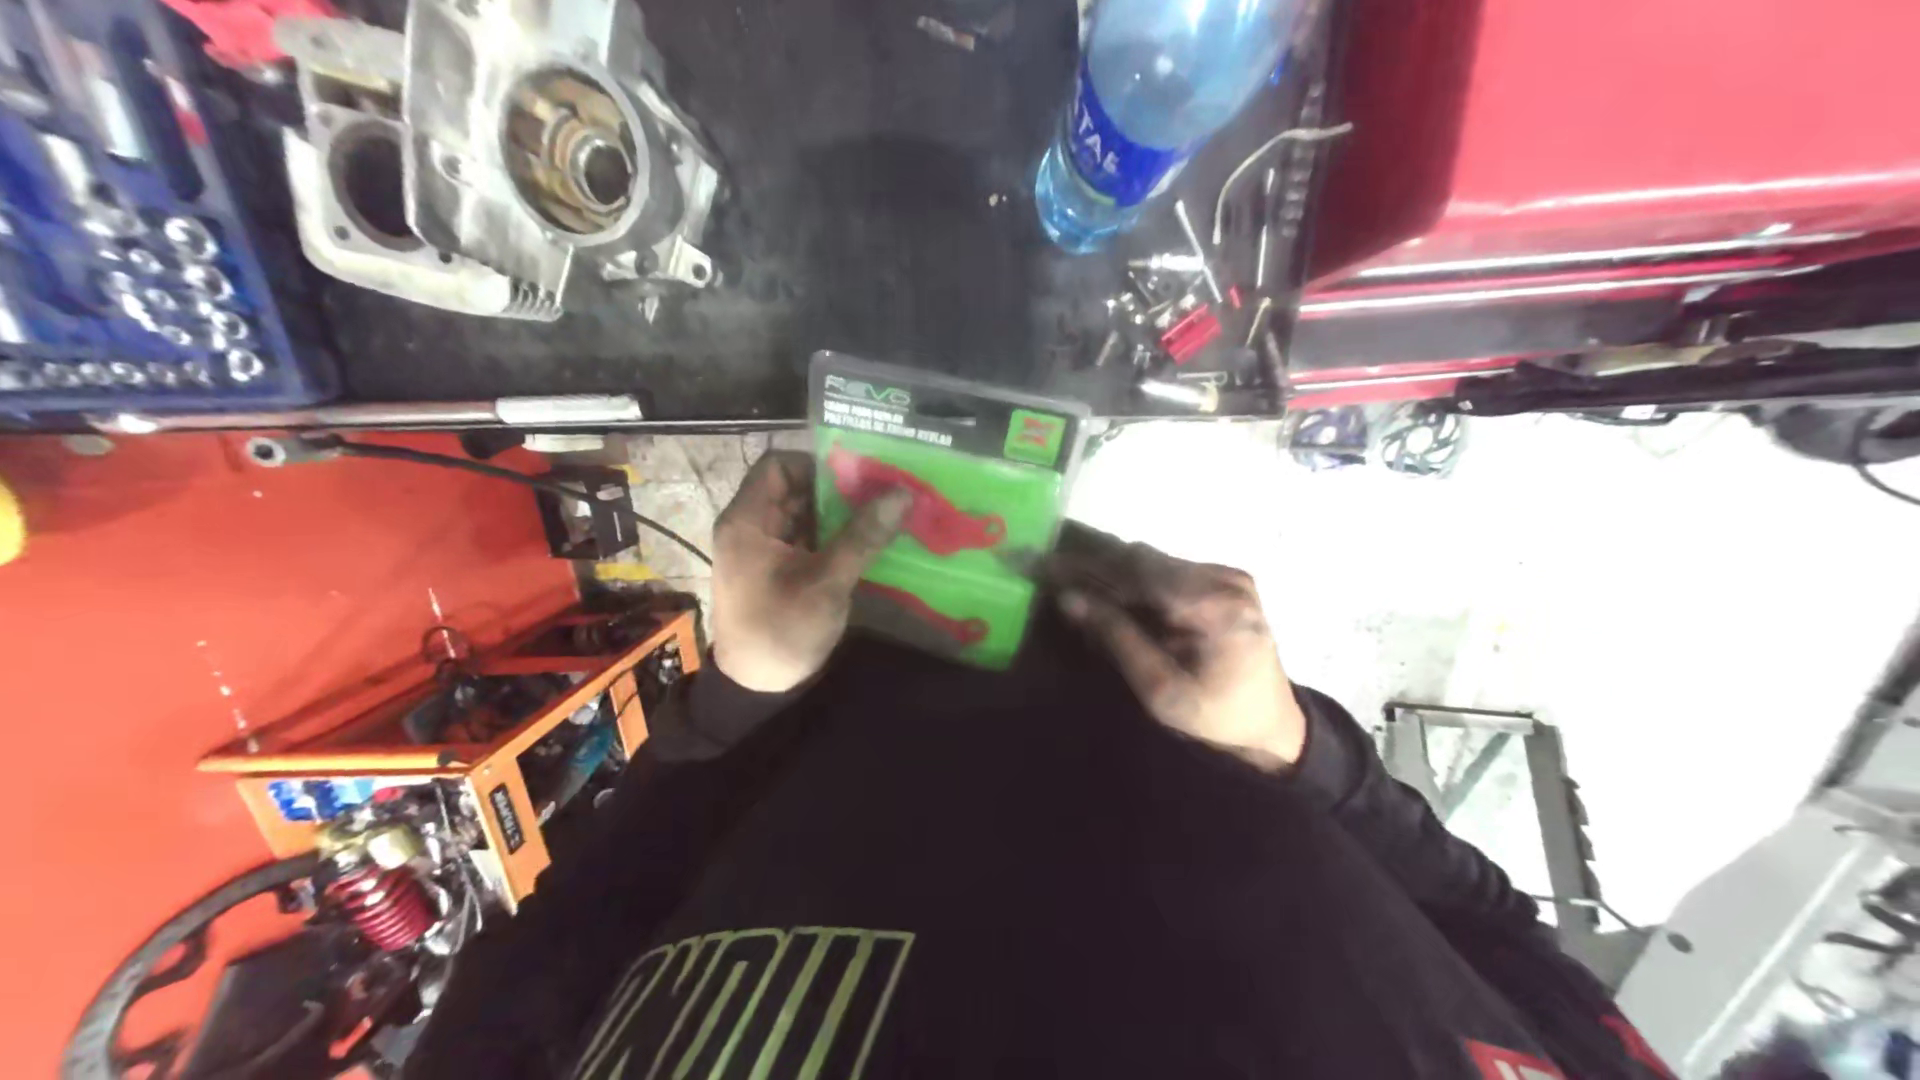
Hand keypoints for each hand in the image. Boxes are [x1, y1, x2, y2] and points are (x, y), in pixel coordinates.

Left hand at [710, 450, 911, 691]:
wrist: (756, 688)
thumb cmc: (782, 630)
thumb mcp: (827, 582)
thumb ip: (862, 535)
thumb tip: (901, 493)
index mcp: (747, 521)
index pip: (778, 465)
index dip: (817, 463)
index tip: (858, 477)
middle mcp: (750, 527)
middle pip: (793, 488)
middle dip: (836, 489)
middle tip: (881, 494)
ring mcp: (762, 549)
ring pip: (802, 514)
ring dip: (838, 514)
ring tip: (881, 514)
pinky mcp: (776, 570)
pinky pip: (805, 538)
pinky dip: (831, 536)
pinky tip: (865, 541)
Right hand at [1051, 529, 1305, 769]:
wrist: (1271, 723)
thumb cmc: (1215, 717)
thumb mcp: (1160, 690)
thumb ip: (1117, 639)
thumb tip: (1069, 600)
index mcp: (1215, 608)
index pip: (1137, 574)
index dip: (1086, 568)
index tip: (1044, 567)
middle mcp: (1225, 580)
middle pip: (1144, 559)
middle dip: (1093, 563)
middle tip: (1048, 566)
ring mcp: (1229, 575)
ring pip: (1154, 560)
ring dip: (1112, 568)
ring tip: (1069, 575)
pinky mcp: (1226, 579)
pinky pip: (1168, 568)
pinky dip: (1134, 576)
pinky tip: (1108, 588)